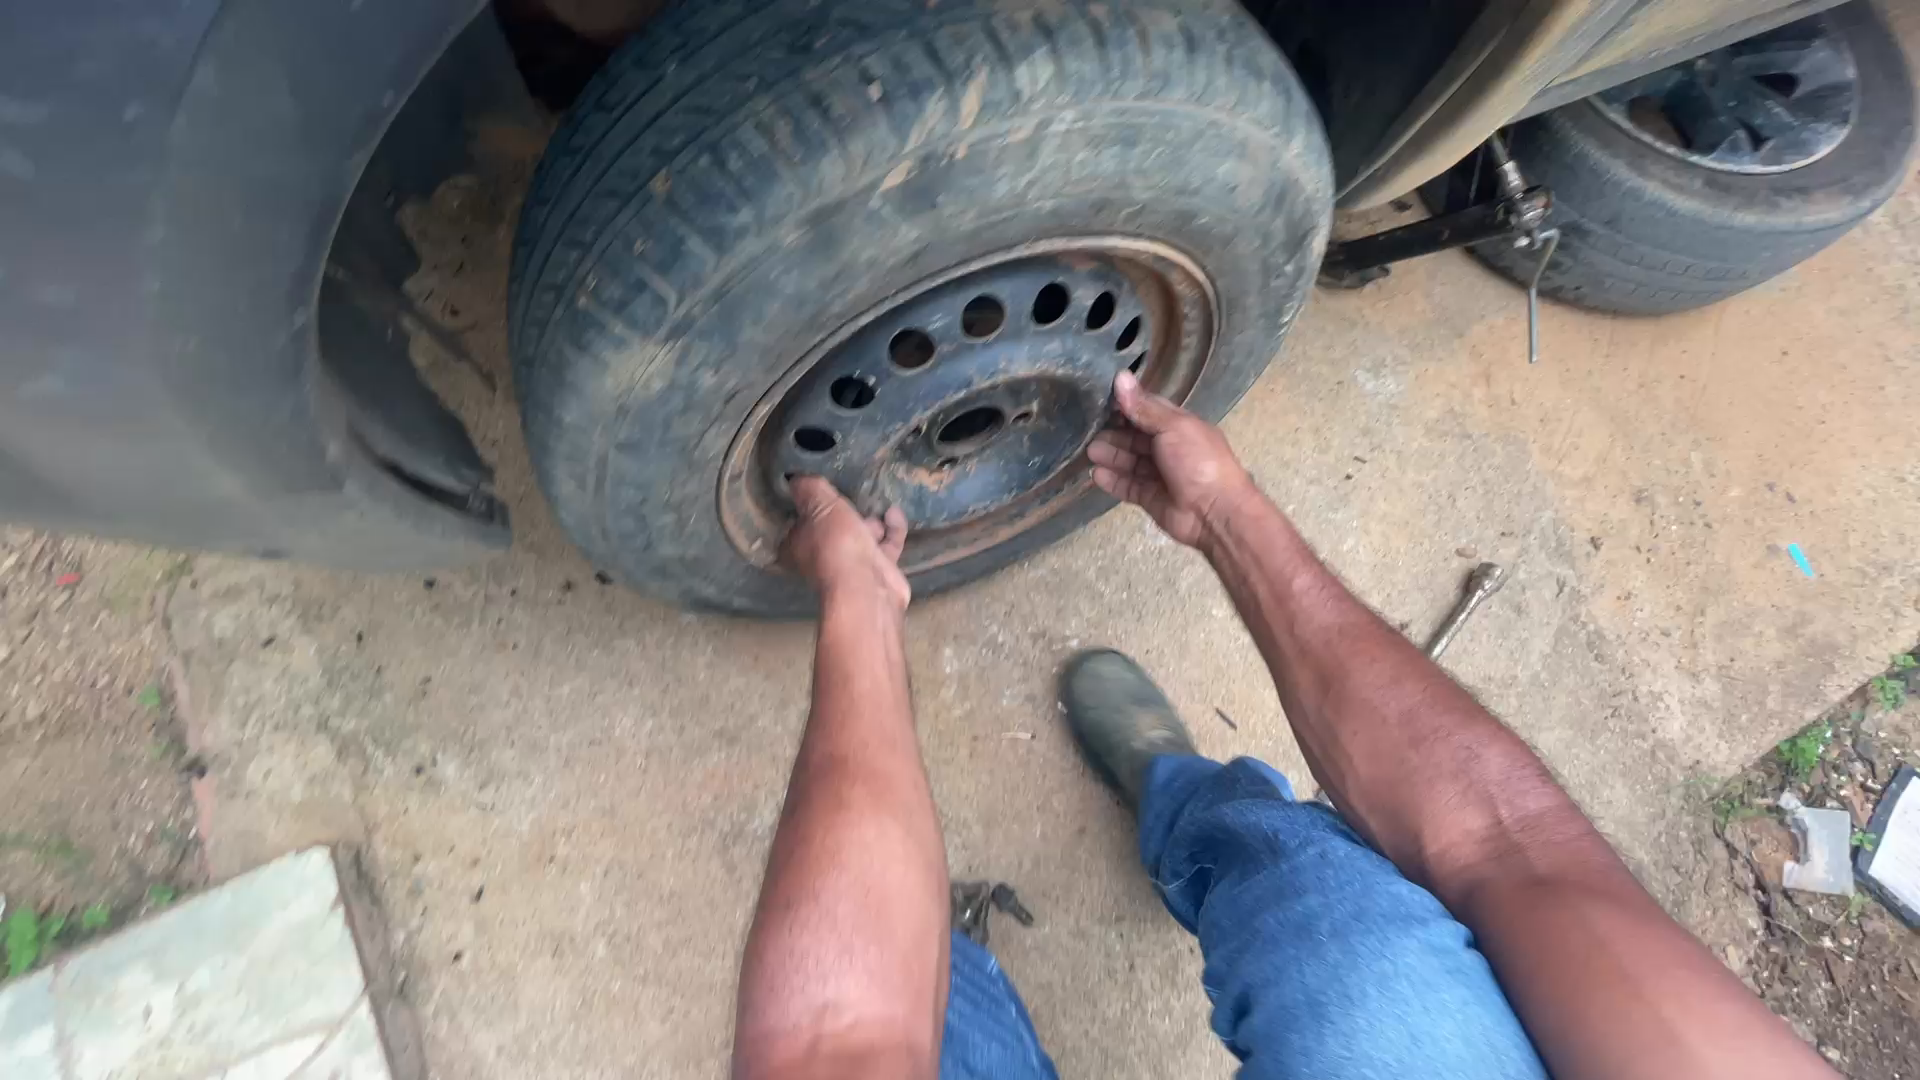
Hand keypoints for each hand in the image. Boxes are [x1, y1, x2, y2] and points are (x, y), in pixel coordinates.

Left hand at [782, 476, 910, 610]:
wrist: (868, 586)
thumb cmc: (835, 544)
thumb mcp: (819, 505)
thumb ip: (808, 488)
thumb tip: (796, 477)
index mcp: (795, 547)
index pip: (796, 523)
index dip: (806, 506)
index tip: (819, 487)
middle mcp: (820, 558)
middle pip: (831, 528)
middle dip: (845, 511)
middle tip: (854, 490)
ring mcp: (850, 565)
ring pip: (861, 536)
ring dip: (871, 520)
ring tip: (878, 499)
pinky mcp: (878, 569)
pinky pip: (886, 544)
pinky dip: (892, 528)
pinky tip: (894, 513)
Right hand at [1088, 371, 1258, 548]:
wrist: (1214, 512)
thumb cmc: (1198, 462)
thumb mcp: (1173, 427)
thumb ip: (1144, 407)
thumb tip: (1120, 377)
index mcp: (1179, 426)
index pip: (1148, 410)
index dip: (1126, 405)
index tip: (1101, 401)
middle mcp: (1169, 448)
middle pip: (1135, 437)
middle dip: (1114, 434)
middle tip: (1090, 432)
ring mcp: (1159, 475)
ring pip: (1129, 462)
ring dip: (1110, 456)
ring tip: (1090, 452)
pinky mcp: (1150, 497)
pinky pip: (1127, 486)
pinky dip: (1112, 480)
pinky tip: (1096, 475)